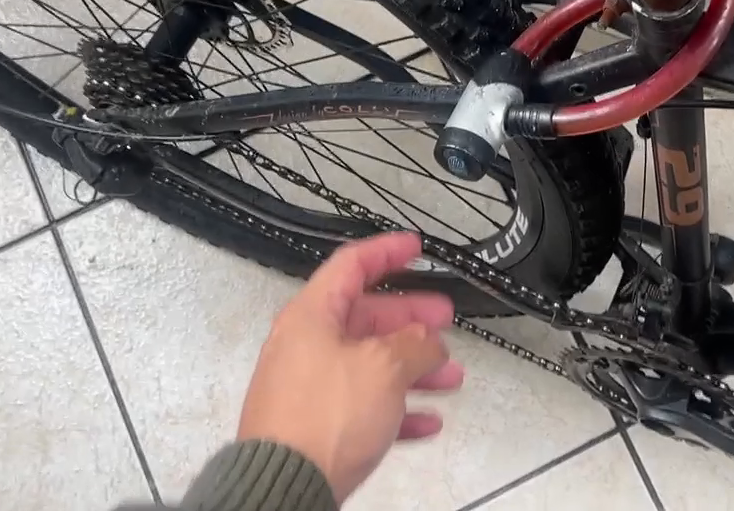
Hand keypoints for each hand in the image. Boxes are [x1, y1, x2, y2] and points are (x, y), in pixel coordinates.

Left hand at [238, 232, 465, 502]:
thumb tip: (430, 342)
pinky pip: (365, 406)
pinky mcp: (316, 428)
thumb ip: (416, 344)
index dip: (388, 251)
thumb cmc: (326, 414)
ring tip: (451, 376)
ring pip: (372, 364)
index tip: (416, 247)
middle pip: (368, 317)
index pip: (353, 265)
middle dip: (412, 318)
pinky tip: (428, 421)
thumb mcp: (384, 366)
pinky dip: (398, 409)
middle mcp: (308, 345)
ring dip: (415, 368)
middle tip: (446, 318)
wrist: (282, 492)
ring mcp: (311, 388)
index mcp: (313, 314)